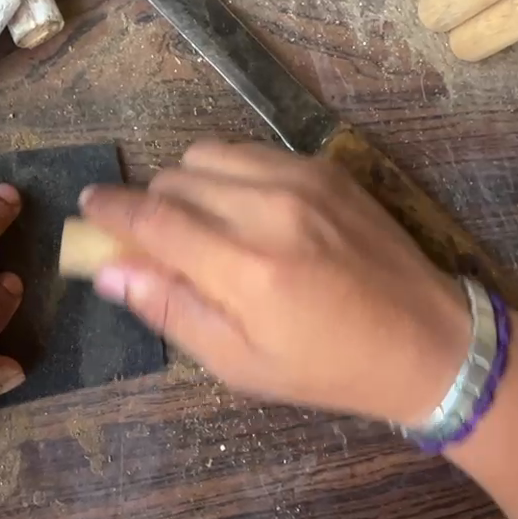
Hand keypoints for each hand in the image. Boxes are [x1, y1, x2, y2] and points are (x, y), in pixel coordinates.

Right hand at [78, 141, 471, 425]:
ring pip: (205, 155)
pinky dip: (225, 174)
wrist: (428, 340)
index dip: (110, 209)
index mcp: (247, 270)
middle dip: (151, 206)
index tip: (88, 204)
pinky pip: (246, 152)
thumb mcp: (239, 363)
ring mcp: (300, 180)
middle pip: (172, 180)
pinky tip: (244, 209)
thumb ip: (170, 310)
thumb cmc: (326, 367)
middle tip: (157, 241)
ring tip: (202, 223)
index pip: (153, 220)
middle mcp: (269, 211)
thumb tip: (109, 271)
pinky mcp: (323, 167)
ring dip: (186, 185)